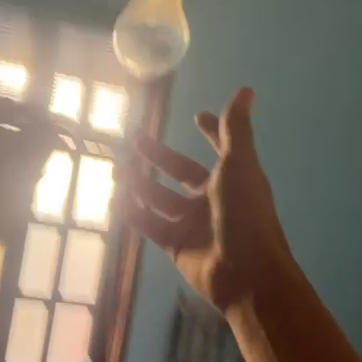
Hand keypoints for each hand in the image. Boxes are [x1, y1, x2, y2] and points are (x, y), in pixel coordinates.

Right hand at [118, 87, 292, 312]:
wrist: (247, 273)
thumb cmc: (246, 214)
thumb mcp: (238, 165)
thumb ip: (235, 129)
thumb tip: (246, 89)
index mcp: (233, 178)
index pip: (221, 148)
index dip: (211, 132)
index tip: (198, 116)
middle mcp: (213, 199)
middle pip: (181, 173)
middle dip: (159, 157)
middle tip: (134, 140)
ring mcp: (194, 224)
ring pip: (161, 199)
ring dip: (140, 185)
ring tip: (115, 170)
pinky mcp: (177, 246)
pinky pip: (151, 225)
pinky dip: (134, 214)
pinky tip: (114, 201)